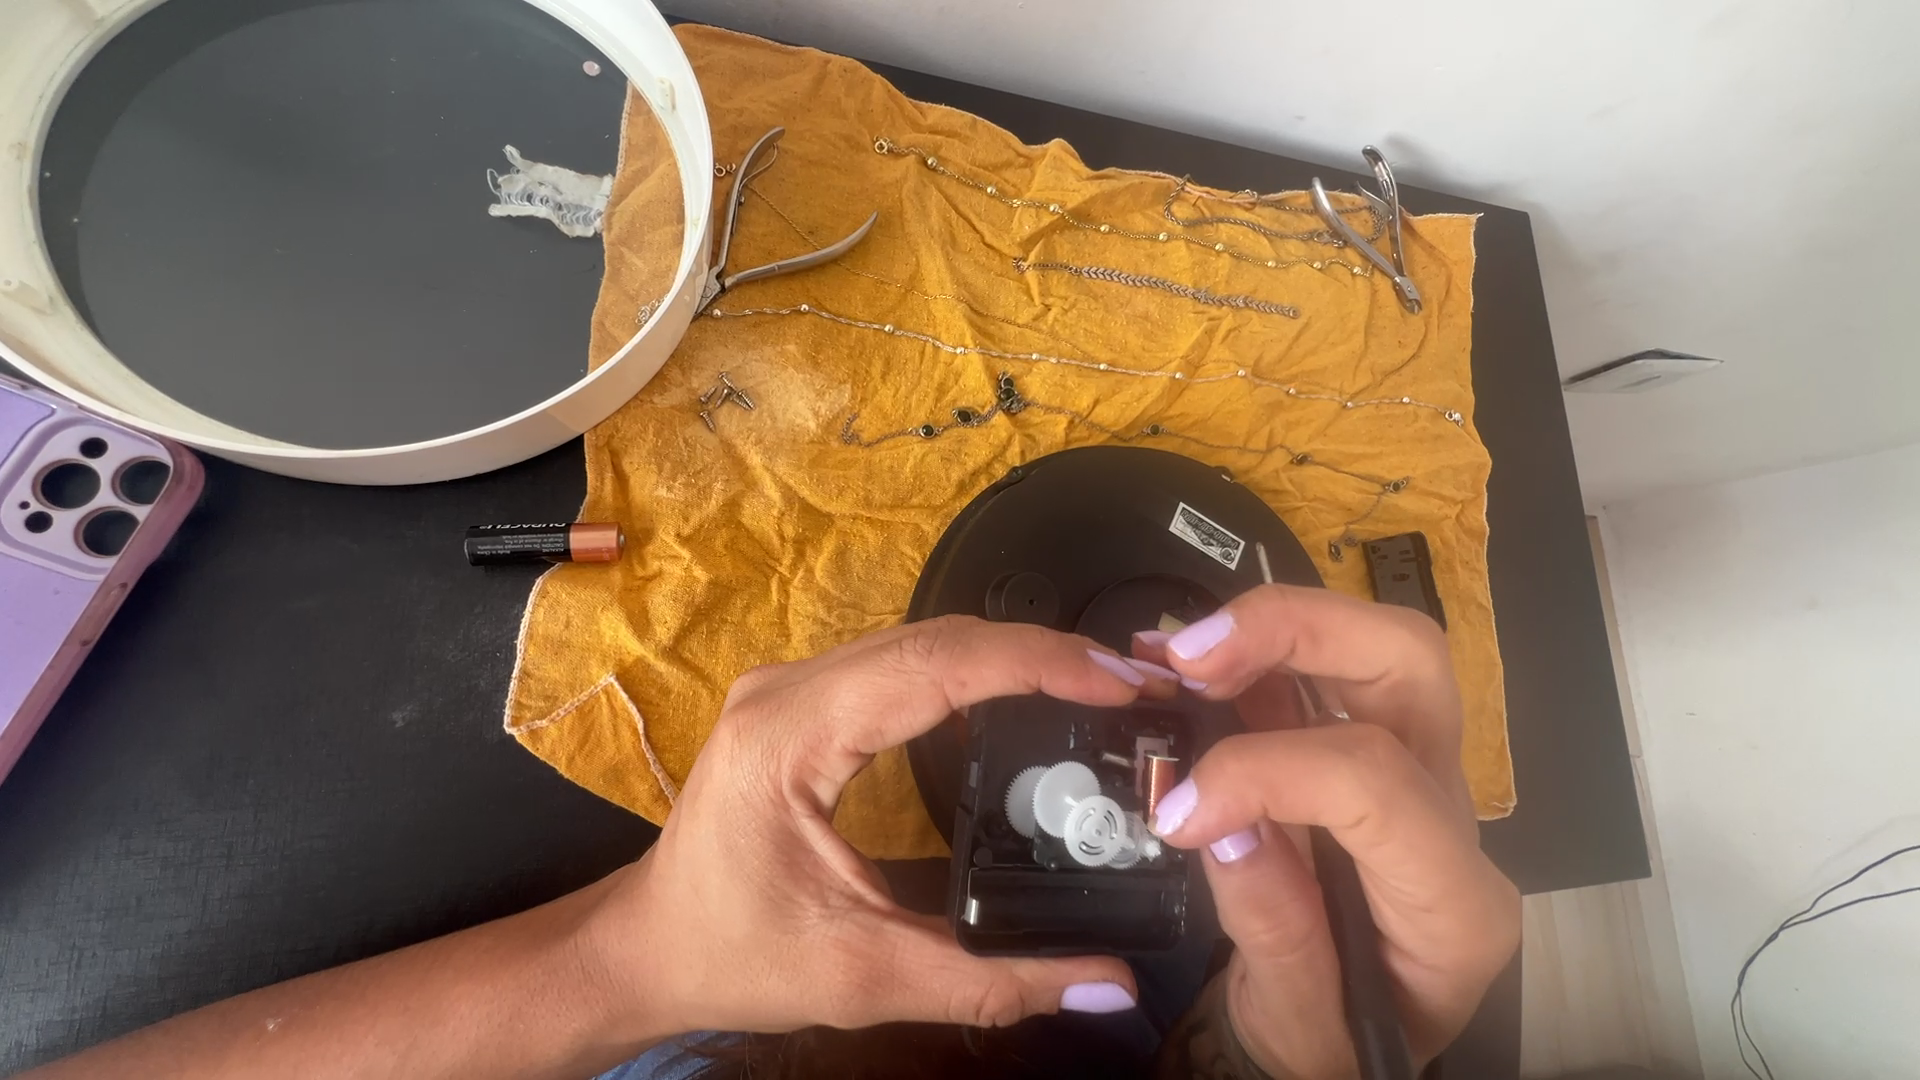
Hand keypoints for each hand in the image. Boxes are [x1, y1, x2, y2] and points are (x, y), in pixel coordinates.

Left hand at [583, 617, 1178, 1039]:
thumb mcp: (865, 980)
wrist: (649, 941)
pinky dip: (975, 665)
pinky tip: (1023, 687)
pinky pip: (906, 658)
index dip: (1034, 663)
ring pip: (925, 638)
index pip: (933, 667)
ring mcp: (794, 680)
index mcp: (792, 735)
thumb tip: (1112, 985)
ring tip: (1093, 681)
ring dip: (1012, 652)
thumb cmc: (737, 956)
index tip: (1116, 680)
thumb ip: (994, 983)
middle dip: (1041, 652)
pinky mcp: (807, 691)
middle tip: (1127, 682)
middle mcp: (790, 686)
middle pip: (936, 638)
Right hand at [1136, 587, 1519, 1078]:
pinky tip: (1172, 657)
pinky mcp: (1345, 745)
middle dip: (1294, 632)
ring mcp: (1400, 764)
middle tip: (1192, 655)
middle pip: (1405, 663)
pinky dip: (1236, 648)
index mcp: (1451, 898)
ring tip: (1172, 652)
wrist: (1329, 1031)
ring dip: (1263, 627)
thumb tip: (1222, 821)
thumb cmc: (1325, 1039)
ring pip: (1364, 641)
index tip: (1177, 809)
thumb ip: (1272, 931)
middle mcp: (1444, 810)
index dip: (1265, 773)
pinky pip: (1304, 668)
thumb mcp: (1299, 1025)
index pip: (1375, 785)